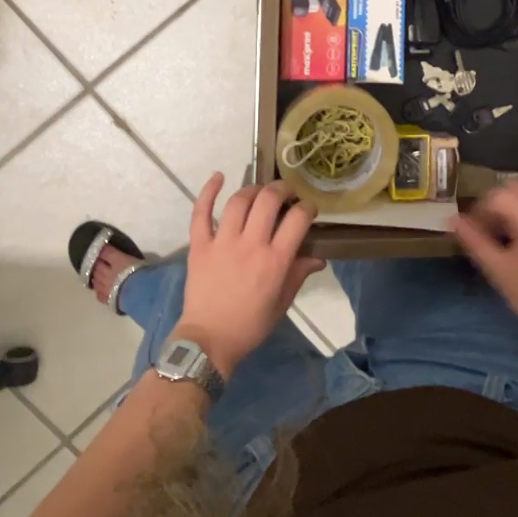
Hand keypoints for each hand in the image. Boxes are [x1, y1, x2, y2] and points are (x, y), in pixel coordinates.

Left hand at [174, 176, 323, 376]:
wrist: (209, 340)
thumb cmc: (250, 325)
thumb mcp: (282, 302)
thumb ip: (299, 274)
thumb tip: (317, 257)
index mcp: (275, 261)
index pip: (298, 220)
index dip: (307, 208)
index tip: (308, 210)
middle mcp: (250, 245)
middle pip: (269, 200)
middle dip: (283, 190)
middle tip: (287, 194)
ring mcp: (222, 242)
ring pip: (239, 201)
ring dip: (254, 189)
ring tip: (261, 192)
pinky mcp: (199, 246)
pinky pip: (201, 212)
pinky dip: (208, 191)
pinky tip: (218, 176)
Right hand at [449, 182, 517, 340]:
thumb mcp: (498, 270)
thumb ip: (474, 241)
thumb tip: (452, 220)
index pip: (500, 196)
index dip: (481, 209)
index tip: (473, 230)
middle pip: (516, 188)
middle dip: (496, 202)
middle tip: (486, 227)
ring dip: (512, 204)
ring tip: (502, 230)